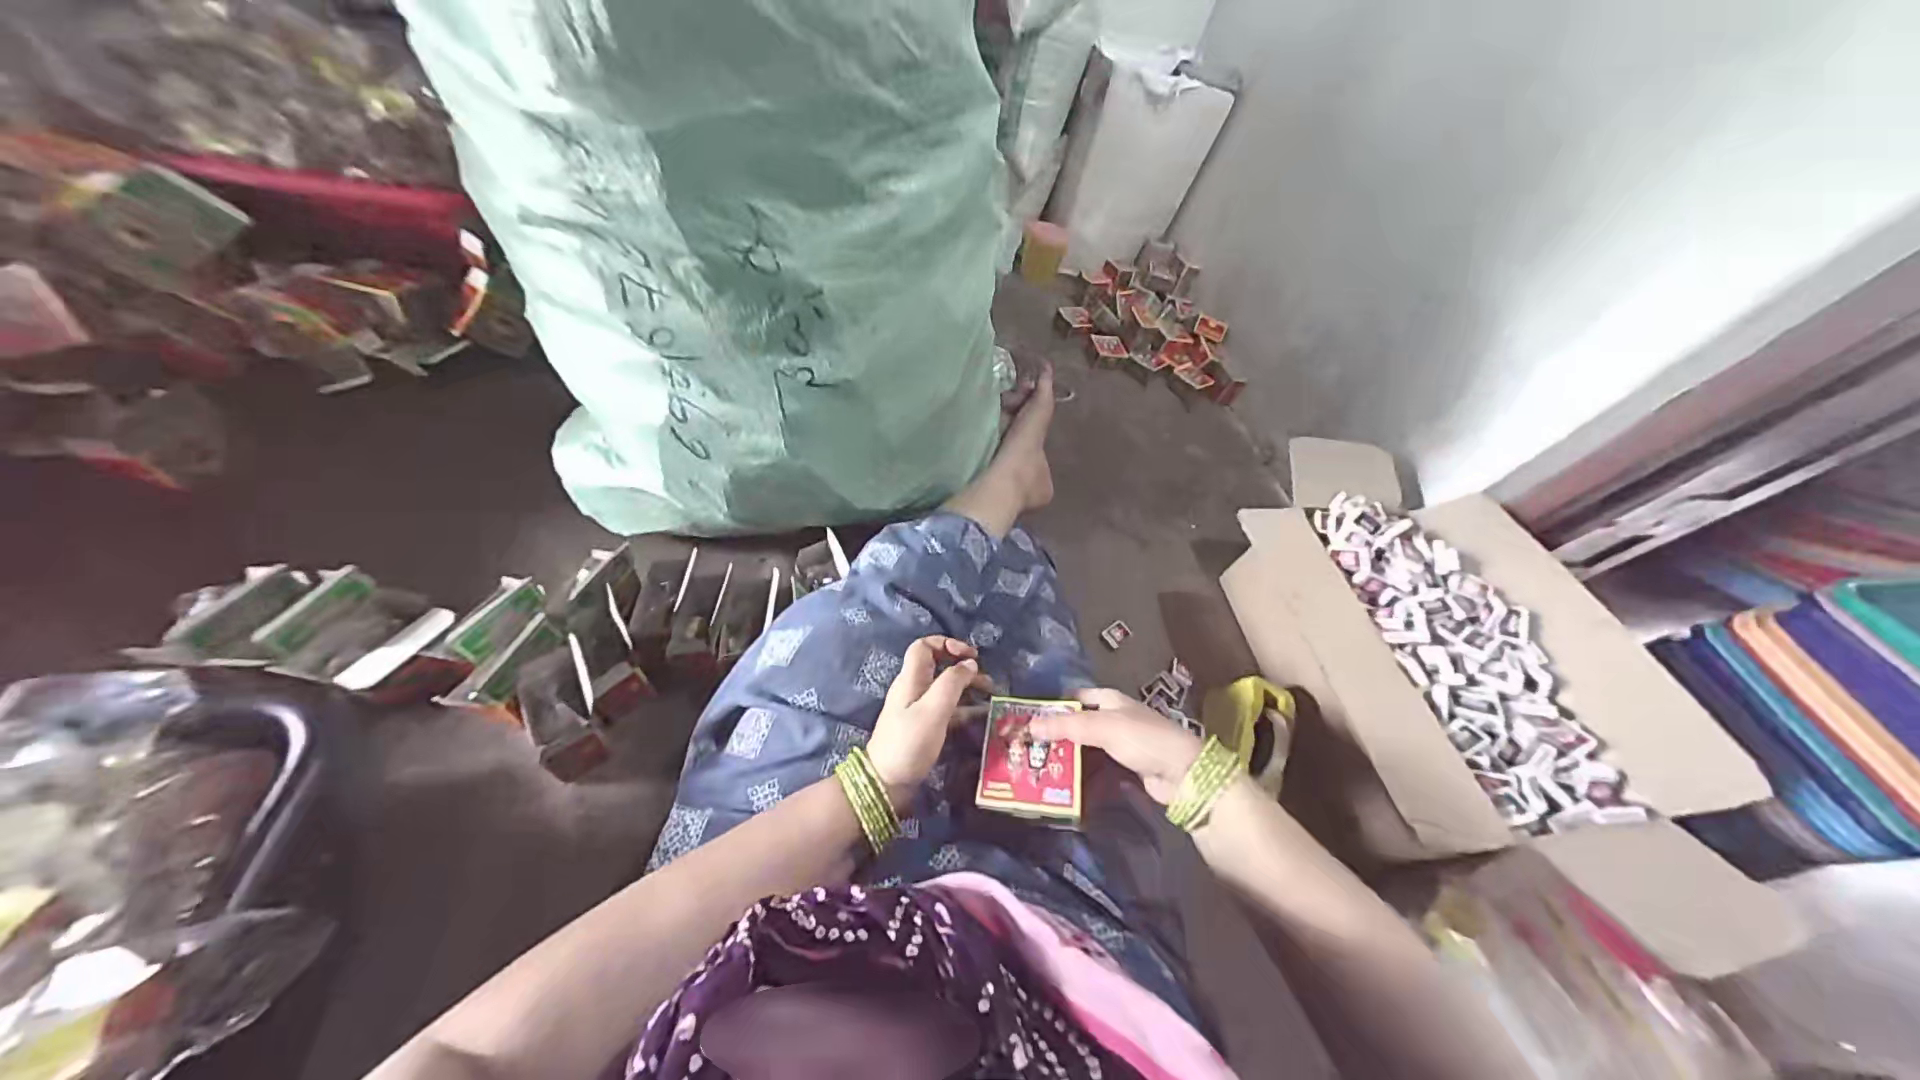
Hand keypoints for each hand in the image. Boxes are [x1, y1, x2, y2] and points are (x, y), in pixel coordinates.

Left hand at [865, 636, 990, 806]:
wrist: (886, 782)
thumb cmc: (909, 743)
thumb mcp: (933, 710)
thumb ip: (952, 683)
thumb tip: (969, 664)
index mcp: (911, 679)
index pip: (924, 646)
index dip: (947, 644)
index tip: (970, 656)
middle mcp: (913, 689)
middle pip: (938, 665)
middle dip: (964, 667)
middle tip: (987, 680)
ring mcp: (917, 708)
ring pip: (945, 687)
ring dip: (967, 687)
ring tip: (990, 694)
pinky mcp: (923, 726)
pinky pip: (946, 708)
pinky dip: (964, 707)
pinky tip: (981, 715)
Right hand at [1027, 688, 1204, 804]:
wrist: (1182, 773)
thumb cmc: (1142, 738)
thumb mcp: (1101, 726)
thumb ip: (1065, 726)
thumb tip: (1029, 724)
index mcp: (1108, 698)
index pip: (1073, 697)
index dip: (1051, 705)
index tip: (1026, 718)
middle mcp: (1112, 717)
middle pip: (1076, 722)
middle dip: (1054, 732)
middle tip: (1025, 745)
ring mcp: (1118, 743)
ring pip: (1083, 745)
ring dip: (1064, 754)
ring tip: (1035, 764)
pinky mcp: (1122, 766)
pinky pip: (1093, 765)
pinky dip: (1078, 770)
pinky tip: (1059, 779)